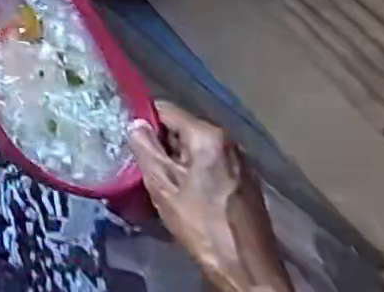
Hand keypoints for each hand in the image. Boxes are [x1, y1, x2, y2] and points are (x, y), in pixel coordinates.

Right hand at [129, 101, 293, 291]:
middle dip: (162, 145)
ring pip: (196, 149)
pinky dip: (196, 174)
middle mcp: (229, 142)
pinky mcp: (248, 185)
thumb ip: (143, 144)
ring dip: (179, 162)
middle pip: (181, 129)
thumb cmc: (202, 223)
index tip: (133, 144)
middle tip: (148, 168)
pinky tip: (190, 197)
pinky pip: (212, 166)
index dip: (143, 123)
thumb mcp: (162, 182)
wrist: (250, 273)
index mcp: (208, 135)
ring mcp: (242, 164)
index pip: (163, 109)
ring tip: (167, 185)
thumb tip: (136, 123)